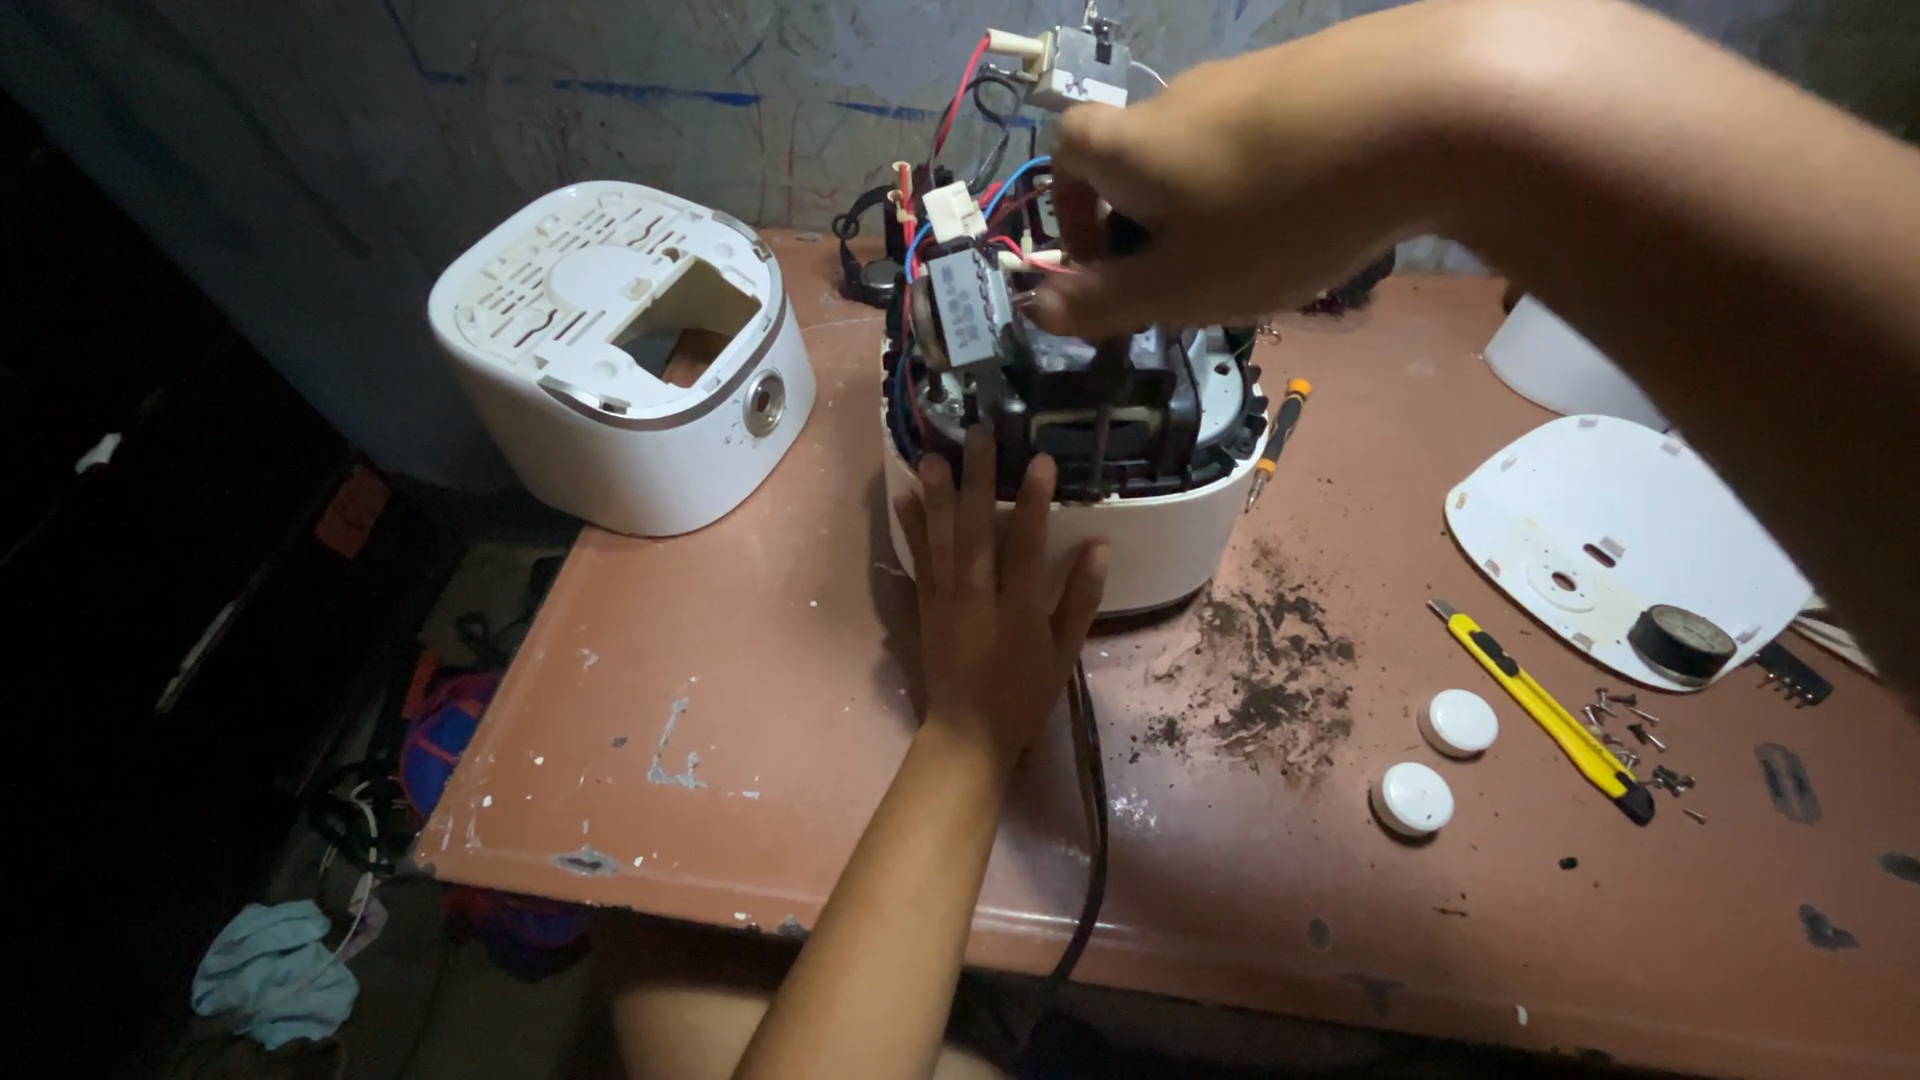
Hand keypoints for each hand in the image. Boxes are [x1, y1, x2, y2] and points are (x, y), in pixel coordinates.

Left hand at [894, 428, 1107, 765]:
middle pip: (976, 531)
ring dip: (936, 496)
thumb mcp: (1064, 653)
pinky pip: (918, 561)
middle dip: (977, 480)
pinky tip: (903, 498)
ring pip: (941, 540)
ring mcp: (945, 600)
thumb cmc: (1024, 693)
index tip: (1038, 459)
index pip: (1026, 546)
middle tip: (978, 435)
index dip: (1033, 501)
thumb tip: (1100, 547)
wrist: (968, 732)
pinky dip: (911, 529)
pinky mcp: (925, 606)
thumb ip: (1080, 600)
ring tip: (932, 455)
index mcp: (1018, 610)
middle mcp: (977, 598)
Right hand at [1030, 0, 1514, 338]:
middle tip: (1182, 282)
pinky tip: (1309, 215)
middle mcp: (1178, 99)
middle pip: (1134, 160)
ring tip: (1252, 258)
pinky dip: (1261, 182)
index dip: (1067, 209)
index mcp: (1131, 146)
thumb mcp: (1176, 287)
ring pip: (1200, 154)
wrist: (1434, 108)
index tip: (1100, 261)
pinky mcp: (1314, 73)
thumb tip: (1036, 306)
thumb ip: (1101, 301)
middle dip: (1142, 225)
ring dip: (1203, 209)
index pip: (1065, 153)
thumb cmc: (1275, 217)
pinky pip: (1260, 138)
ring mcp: (1250, 78)